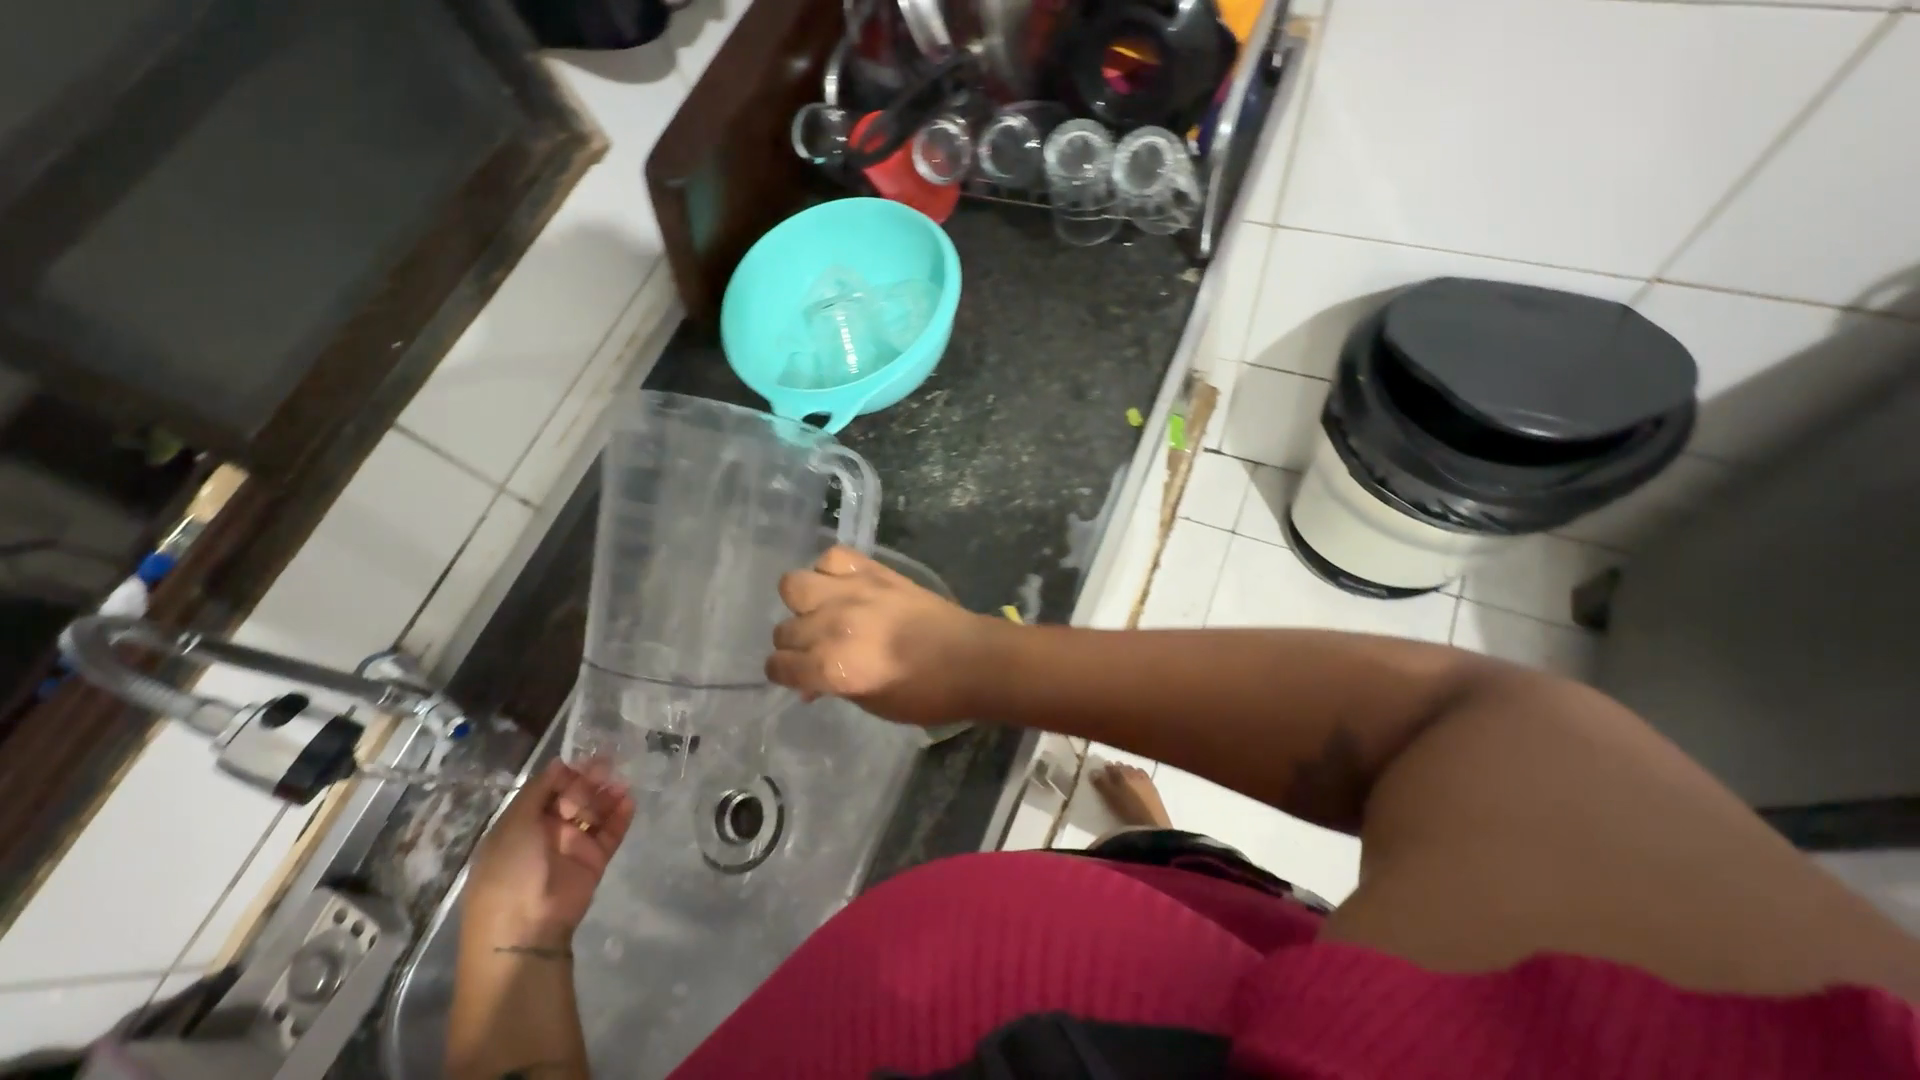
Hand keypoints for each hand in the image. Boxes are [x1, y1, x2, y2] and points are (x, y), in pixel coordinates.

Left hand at [462, 759, 633, 949]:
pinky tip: (629, 800)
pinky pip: (609, 835)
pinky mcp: (594, 863)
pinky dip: (620, 818)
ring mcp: (571, 848)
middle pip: (573, 798)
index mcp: (521, 823)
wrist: (525, 926)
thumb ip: (539, 791)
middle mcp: (546, 832)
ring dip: (607, 796)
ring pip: (594, 814)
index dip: (566, 774)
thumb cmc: (509, 870)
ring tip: (622, 781)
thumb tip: (559, 763)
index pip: (547, 790)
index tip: (584, 758)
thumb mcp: (514, 825)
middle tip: (609, 765)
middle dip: (590, 781)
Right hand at [766, 546, 1003, 726]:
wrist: (972, 659)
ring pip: (794, 585)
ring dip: (803, 604)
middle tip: (816, 650)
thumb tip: (808, 684)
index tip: (797, 677)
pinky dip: (830, 571)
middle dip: (795, 645)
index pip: (779, 666)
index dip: (785, 675)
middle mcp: (832, 625)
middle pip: (784, 630)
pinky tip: (842, 588)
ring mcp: (851, 592)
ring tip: (823, 613)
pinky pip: (831, 557)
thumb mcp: (872, 703)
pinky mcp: (873, 570)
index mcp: (831, 667)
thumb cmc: (925, 694)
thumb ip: (832, 687)